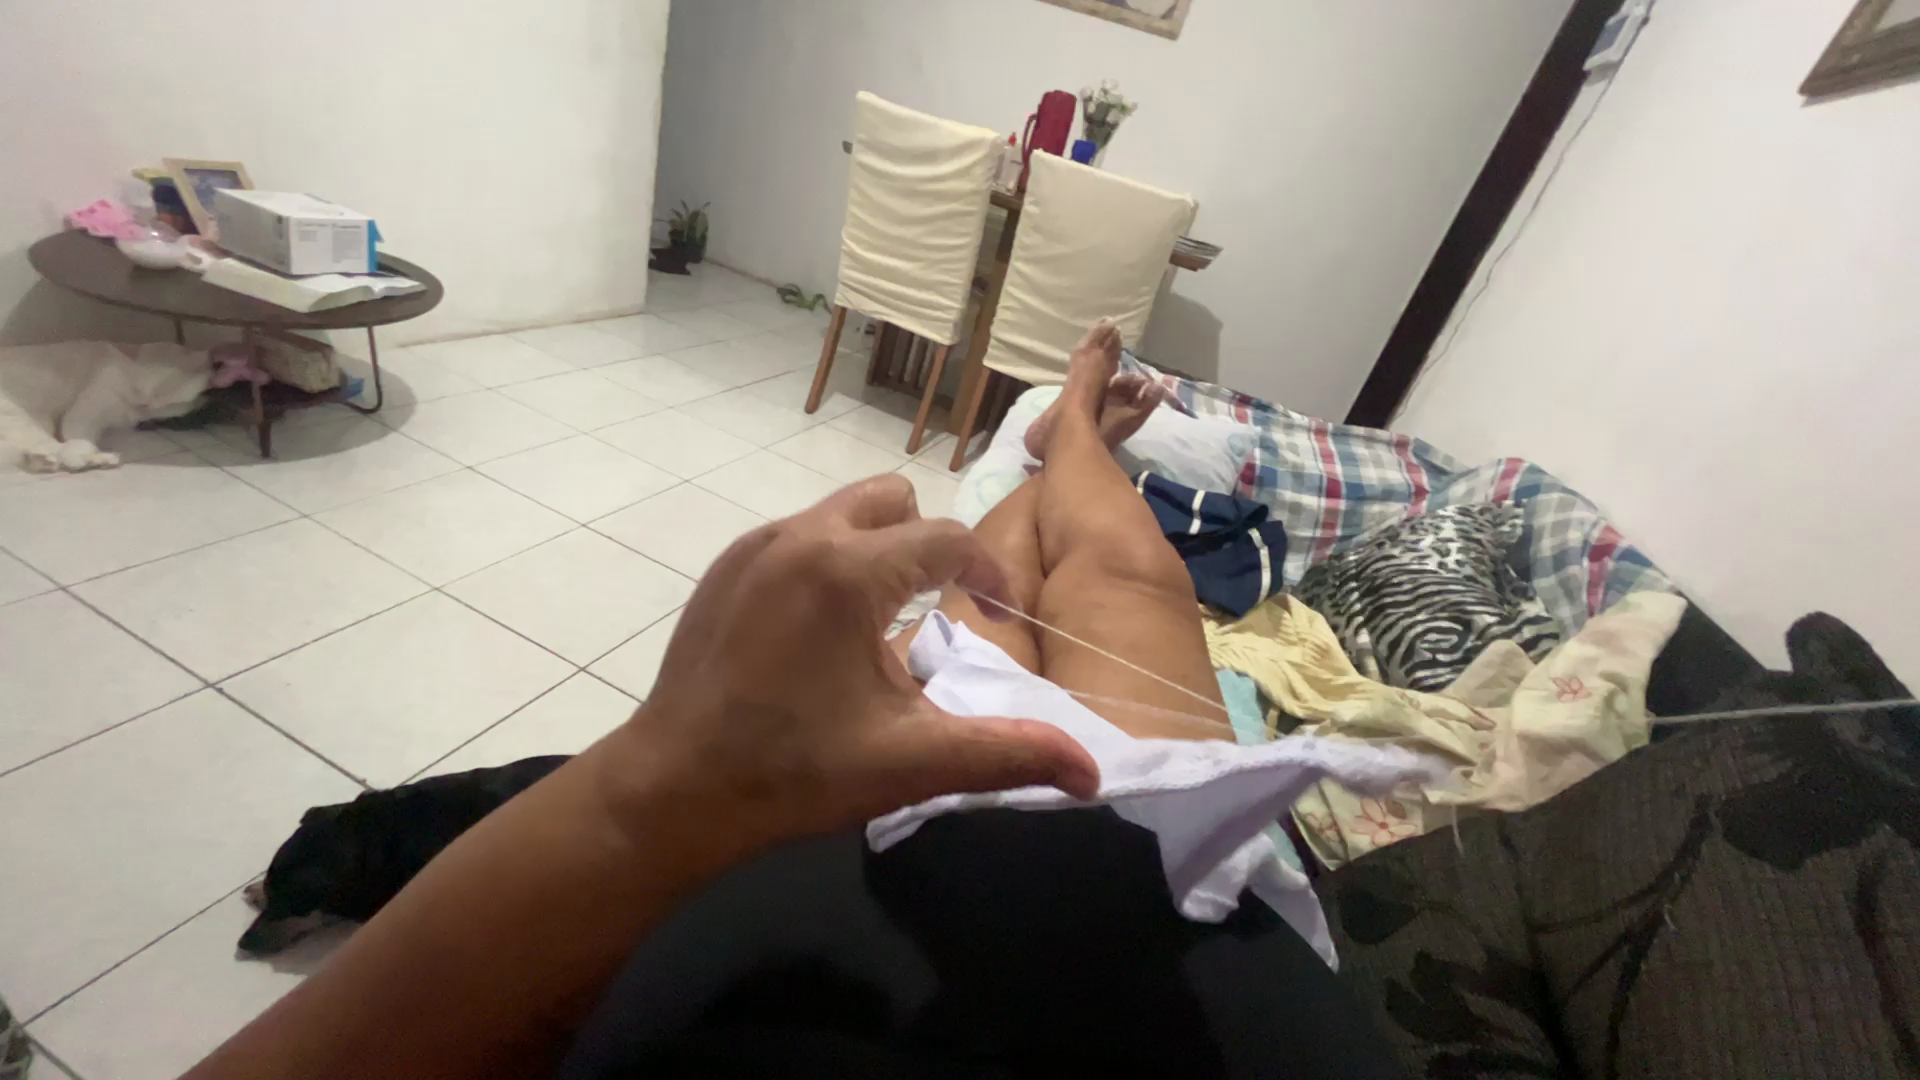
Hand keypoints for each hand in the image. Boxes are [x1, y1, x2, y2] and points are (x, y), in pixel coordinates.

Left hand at [600, 474, 1099, 858]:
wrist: (671, 790)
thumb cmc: (795, 773)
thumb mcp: (910, 762)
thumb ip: (1006, 754)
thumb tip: (1092, 772)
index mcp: (850, 571)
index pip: (948, 540)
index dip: (988, 575)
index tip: (1001, 617)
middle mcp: (803, 536)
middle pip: (895, 499)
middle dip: (927, 546)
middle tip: (929, 611)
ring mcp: (756, 545)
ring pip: (844, 511)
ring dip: (877, 551)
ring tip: (874, 622)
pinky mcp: (726, 565)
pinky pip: (800, 536)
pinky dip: (828, 564)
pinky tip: (815, 632)